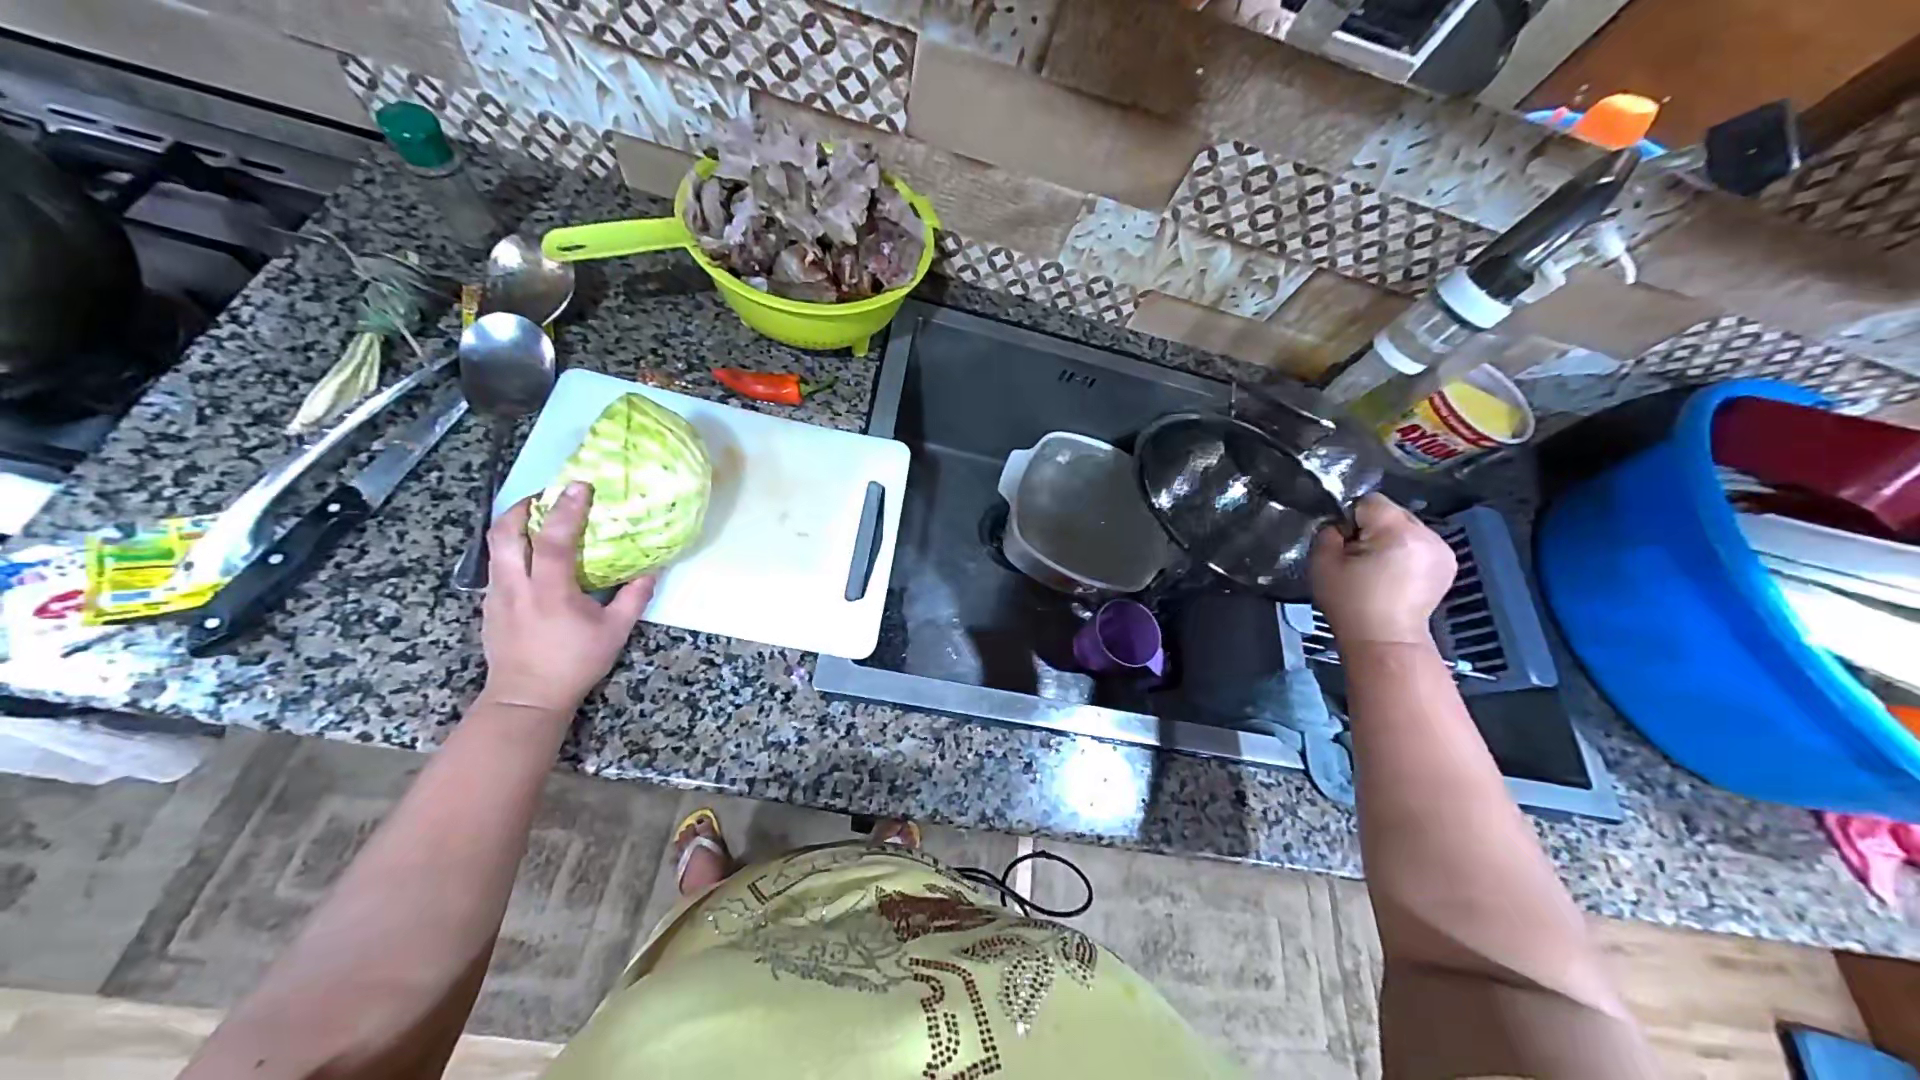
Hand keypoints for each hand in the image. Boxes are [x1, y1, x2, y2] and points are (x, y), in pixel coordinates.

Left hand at [479, 482, 654, 713]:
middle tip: (546, 495)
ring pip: (494, 547)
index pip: (554, 541)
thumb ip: (633, 599)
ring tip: (537, 517)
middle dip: (523, 506)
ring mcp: (497, 595)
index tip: (579, 486)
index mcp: (550, 592)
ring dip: (514, 524)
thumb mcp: (614, 633)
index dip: (567, 510)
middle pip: (505, 533)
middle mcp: (516, 586)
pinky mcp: (490, 605)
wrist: (526, 697)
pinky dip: (511, 549)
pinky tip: (530, 556)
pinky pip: (496, 565)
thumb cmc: (574, 664)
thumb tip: (651, 572)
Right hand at [1309, 493, 1456, 646]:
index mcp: (1398, 533)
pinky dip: (1406, 551)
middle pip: (1392, 512)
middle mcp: (1428, 535)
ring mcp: (1443, 550)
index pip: (1370, 501)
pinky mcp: (1448, 563)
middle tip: (1359, 557)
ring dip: (1390, 539)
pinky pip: (1420, 542)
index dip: (1351, 518)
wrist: (1385, 641)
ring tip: (1378, 567)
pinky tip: (1396, 574)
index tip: (1344, 543)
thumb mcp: (1322, 564)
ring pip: (1406, 526)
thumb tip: (1340, 526)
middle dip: (1373, 528)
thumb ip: (1328, 534)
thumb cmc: (1350, 604)